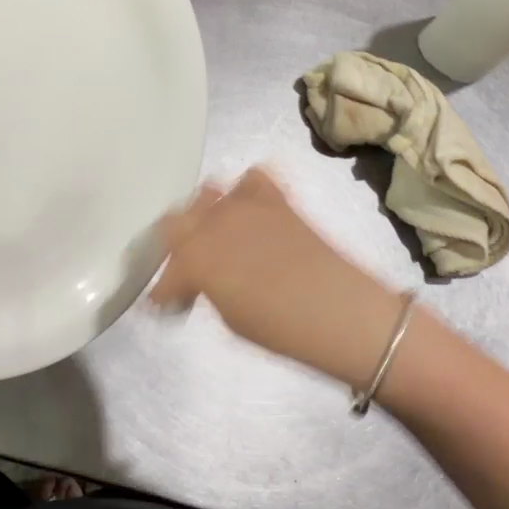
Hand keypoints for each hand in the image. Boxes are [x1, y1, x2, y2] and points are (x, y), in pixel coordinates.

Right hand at [151, 168, 404, 386]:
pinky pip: (252, 179)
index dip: (166, 289)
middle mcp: (213, 223)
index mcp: (195, 258)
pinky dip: (245, 191)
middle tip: (189, 269)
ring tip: (217, 237)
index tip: (172, 303)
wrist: (342, 313)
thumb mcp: (229, 318)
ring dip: (205, 213)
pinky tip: (250, 212)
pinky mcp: (276, 200)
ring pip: (208, 192)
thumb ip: (205, 288)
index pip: (166, 268)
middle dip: (176, 243)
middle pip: (174, 218)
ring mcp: (246, 206)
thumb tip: (195, 283)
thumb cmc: (282, 329)